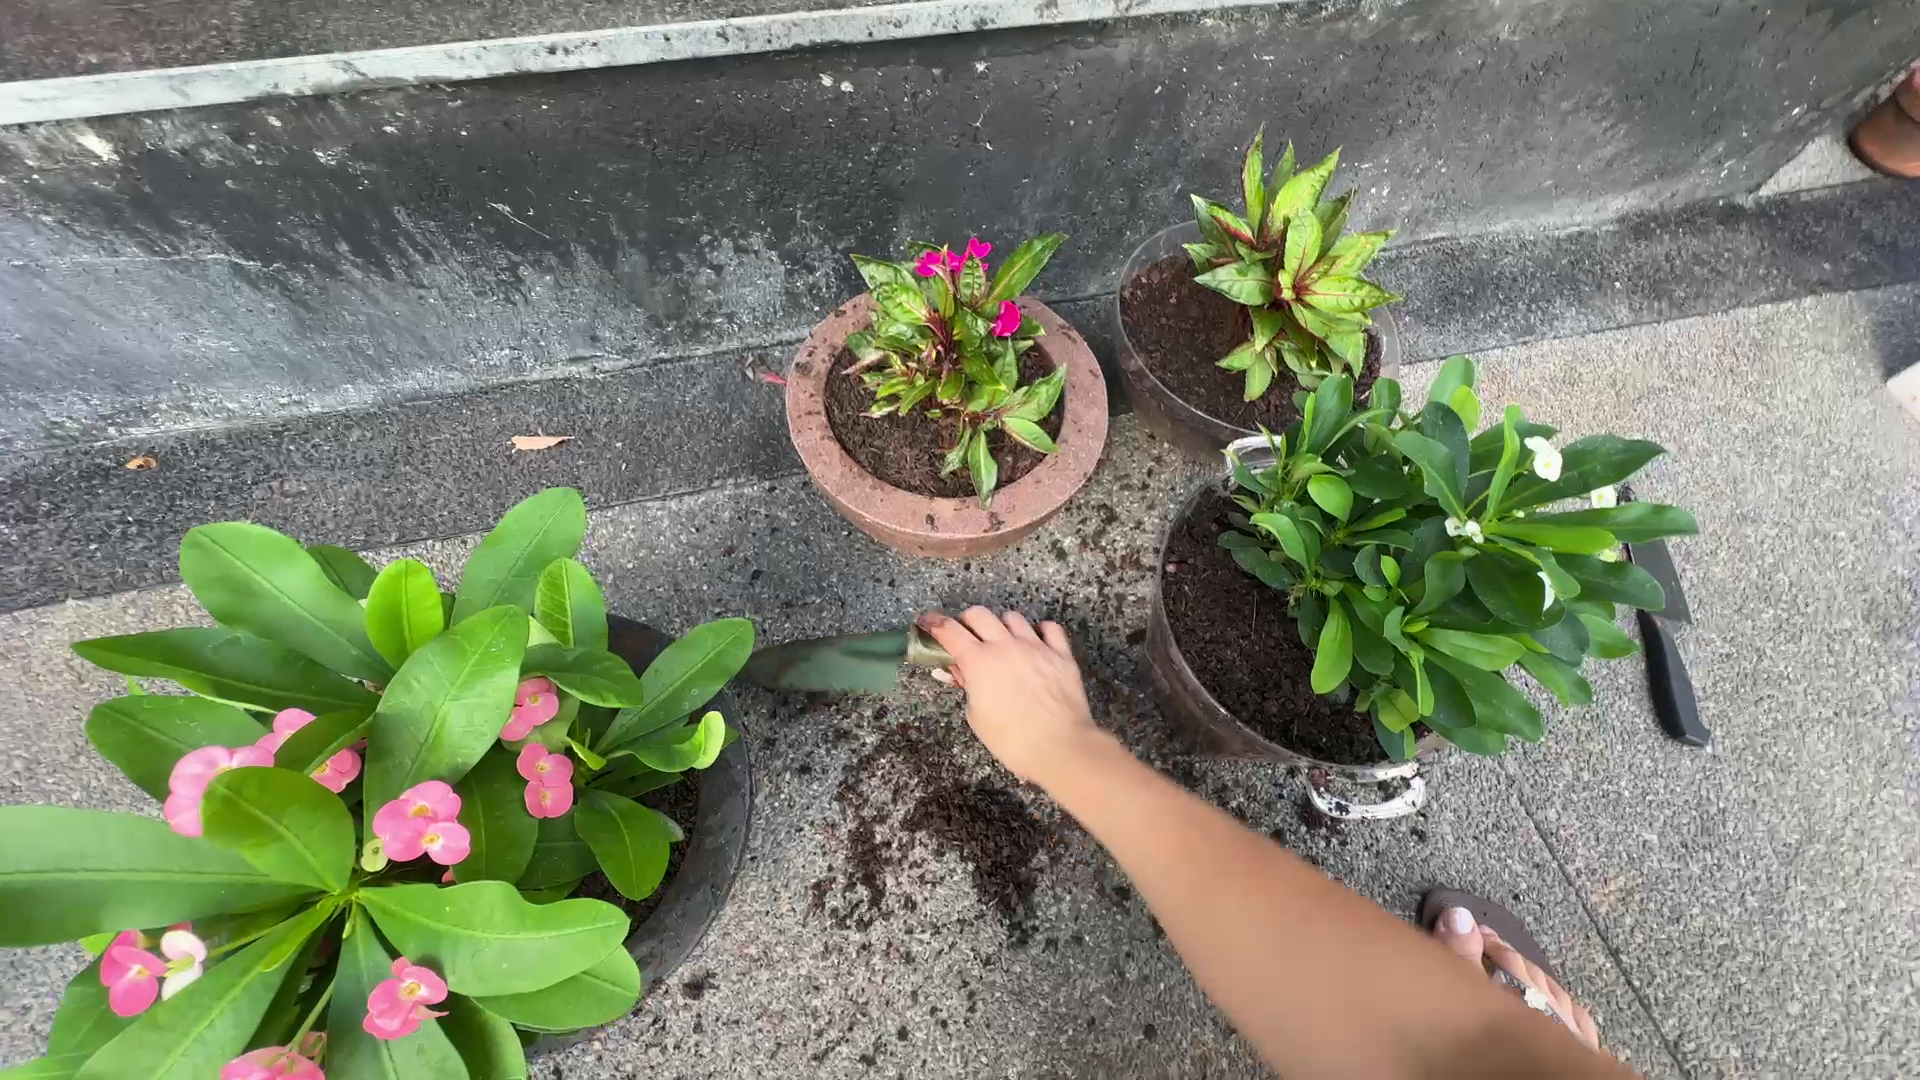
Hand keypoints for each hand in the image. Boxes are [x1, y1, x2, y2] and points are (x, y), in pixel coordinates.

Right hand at [916, 607, 1105, 784]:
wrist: (1059, 746)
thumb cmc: (1012, 740)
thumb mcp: (976, 716)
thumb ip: (967, 686)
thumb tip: (959, 670)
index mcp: (979, 662)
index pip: (949, 631)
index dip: (933, 623)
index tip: (926, 622)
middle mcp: (1006, 646)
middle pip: (979, 614)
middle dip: (966, 621)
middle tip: (965, 636)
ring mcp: (1035, 647)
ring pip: (1012, 617)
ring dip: (1001, 626)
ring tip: (1002, 642)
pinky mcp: (1060, 654)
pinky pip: (1050, 628)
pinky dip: (1040, 631)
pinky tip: (1036, 643)